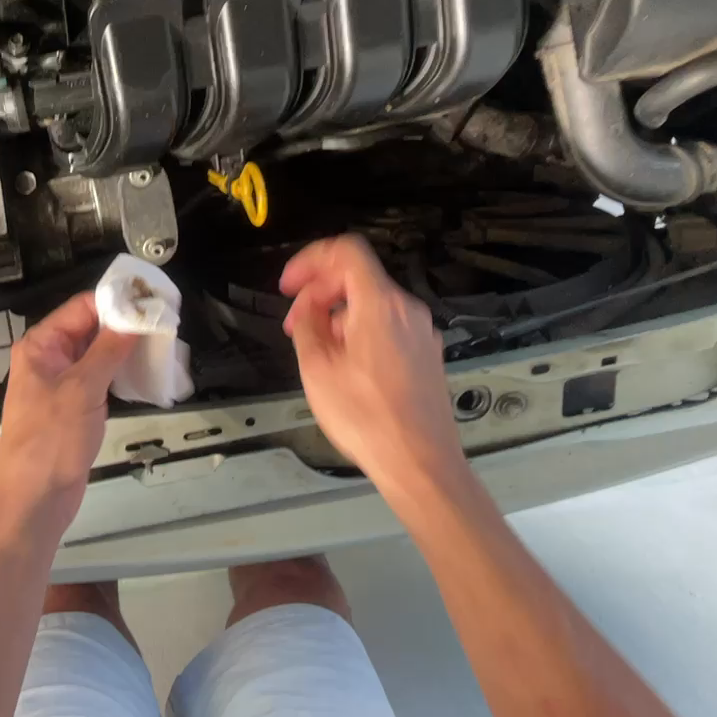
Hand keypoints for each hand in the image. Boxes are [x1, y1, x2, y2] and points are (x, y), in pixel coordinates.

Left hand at [0, 293, 134, 540]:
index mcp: (40, 346)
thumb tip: (133, 318)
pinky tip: (144, 375)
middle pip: (91, 329)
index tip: (148, 302)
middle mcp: (49, 360)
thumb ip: (108, 350)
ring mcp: (62, 384)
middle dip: (124, 326)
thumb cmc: (47, 444)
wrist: (35, 500)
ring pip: (98, 354)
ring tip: (158, 347)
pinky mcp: (75, 407)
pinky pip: (101, 379)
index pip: (81, 308)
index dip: (115, 302)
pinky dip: (121, 374)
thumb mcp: (82, 389)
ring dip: (125, 351)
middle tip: (160, 324)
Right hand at [279, 235, 463, 500]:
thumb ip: (307, 323)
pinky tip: (343, 362)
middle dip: (319, 292)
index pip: (346, 252)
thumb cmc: (369, 419)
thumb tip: (308, 307)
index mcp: (379, 305)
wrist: (420, 464)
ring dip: (337, 314)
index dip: (310, 260)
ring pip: (371, 303)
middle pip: (357, 277)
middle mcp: (407, 311)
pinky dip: (359, 330)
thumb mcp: (317, 367)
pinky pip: (387, 325)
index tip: (290, 284)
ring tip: (315, 347)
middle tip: (293, 321)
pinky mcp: (426, 354)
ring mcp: (421, 332)